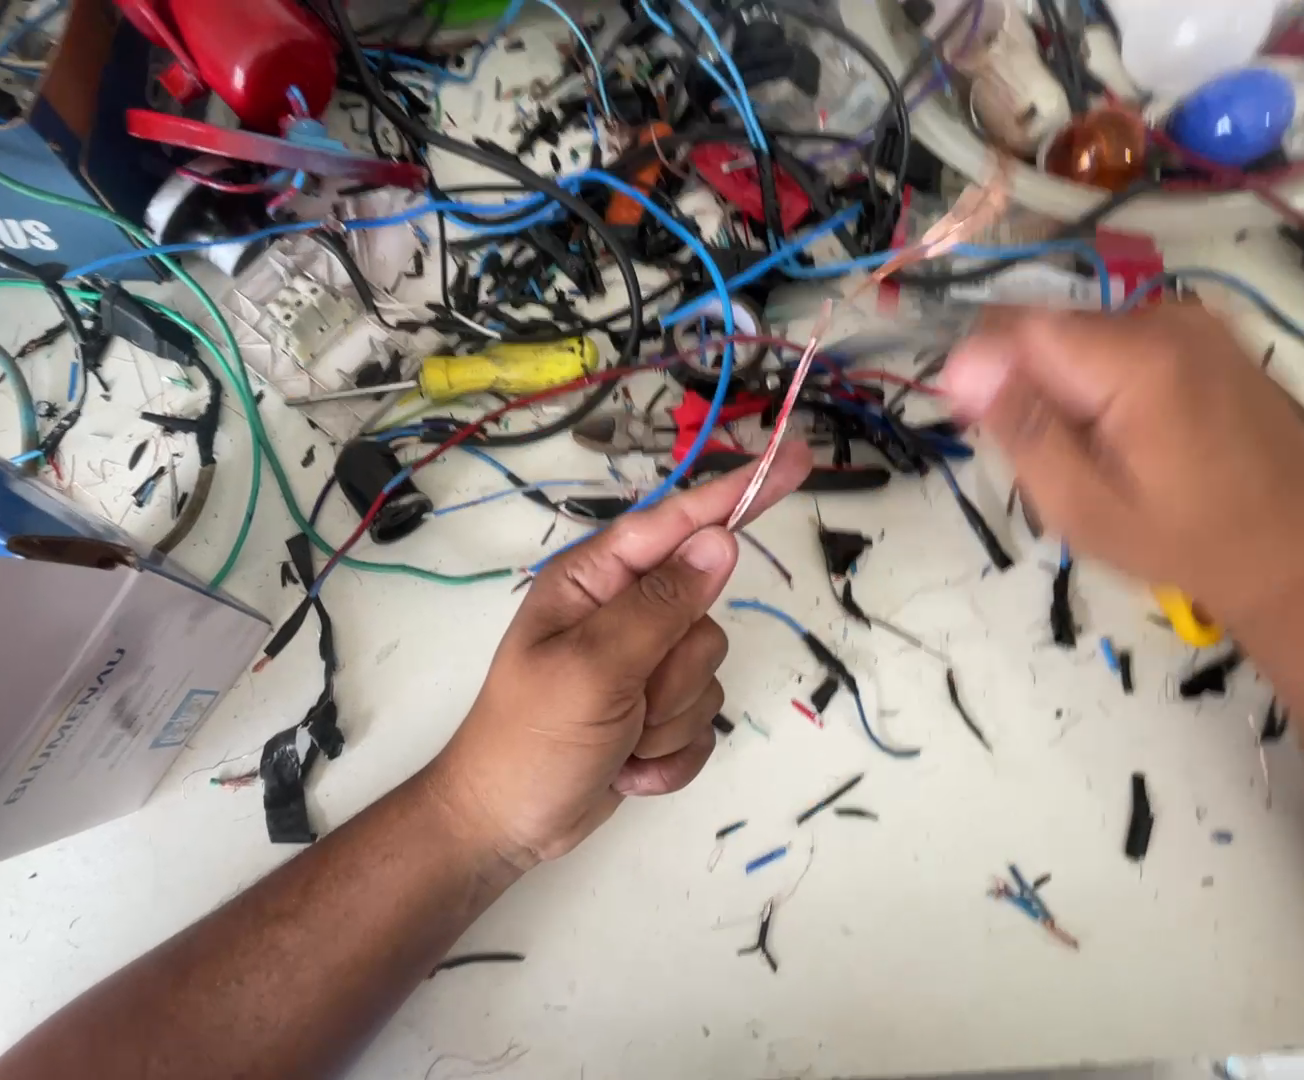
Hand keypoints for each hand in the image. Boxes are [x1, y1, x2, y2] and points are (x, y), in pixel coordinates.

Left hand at [424, 441, 811, 870]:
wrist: (509, 822)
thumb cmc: (532, 736)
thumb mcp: (592, 666)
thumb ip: (660, 604)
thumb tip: (720, 540)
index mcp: (595, 582)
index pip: (676, 525)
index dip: (735, 494)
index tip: (794, 459)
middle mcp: (624, 613)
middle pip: (703, 615)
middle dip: (672, 671)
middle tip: (624, 700)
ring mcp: (644, 664)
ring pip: (707, 674)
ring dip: (666, 721)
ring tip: (616, 738)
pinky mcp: (658, 711)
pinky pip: (702, 723)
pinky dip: (668, 754)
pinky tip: (625, 765)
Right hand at [941, 303, 1303, 630]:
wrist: (1295, 548)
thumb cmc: (1177, 538)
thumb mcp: (1079, 503)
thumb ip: (1021, 427)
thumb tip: (962, 366)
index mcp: (1137, 360)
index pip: (1016, 326)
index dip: (984, 372)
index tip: (986, 426)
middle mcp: (1167, 320)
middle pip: (1045, 329)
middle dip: (1023, 383)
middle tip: (1045, 454)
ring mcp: (1193, 321)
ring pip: (1073, 334)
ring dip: (1057, 385)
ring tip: (1085, 447)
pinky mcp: (1204, 332)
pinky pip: (1111, 339)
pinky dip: (1093, 379)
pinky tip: (1117, 430)